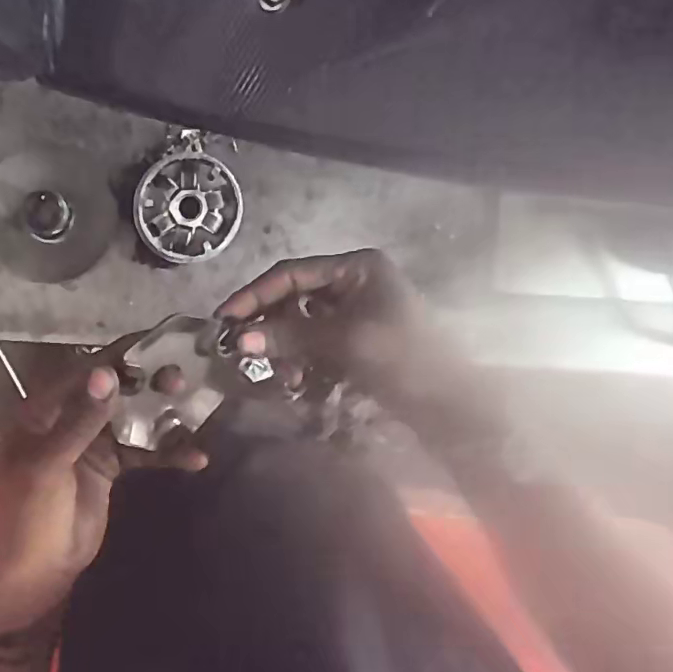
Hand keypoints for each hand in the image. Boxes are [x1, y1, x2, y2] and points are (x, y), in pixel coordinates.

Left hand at [0, 353, 206, 635]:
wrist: (37, 573)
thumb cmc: (31, 514)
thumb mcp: (50, 464)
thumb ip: (81, 419)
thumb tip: (107, 373)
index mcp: (42, 410)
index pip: (82, 372)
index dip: (116, 356)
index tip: (155, 341)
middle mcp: (68, 419)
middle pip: (112, 391)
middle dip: (146, 383)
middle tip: (179, 378)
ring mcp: (91, 442)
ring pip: (132, 418)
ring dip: (162, 415)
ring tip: (194, 412)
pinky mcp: (111, 466)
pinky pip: (142, 451)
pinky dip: (167, 453)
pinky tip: (196, 458)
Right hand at [216, 249, 436, 403]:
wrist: (448, 404)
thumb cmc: (400, 358)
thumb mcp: (341, 341)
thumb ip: (289, 334)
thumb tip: (238, 337)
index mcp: (356, 267)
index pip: (291, 273)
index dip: (254, 294)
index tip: (224, 317)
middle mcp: (353, 283)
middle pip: (293, 296)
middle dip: (268, 324)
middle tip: (239, 346)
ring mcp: (355, 312)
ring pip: (301, 323)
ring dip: (284, 347)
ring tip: (280, 374)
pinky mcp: (355, 341)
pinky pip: (315, 343)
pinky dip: (301, 360)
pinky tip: (296, 381)